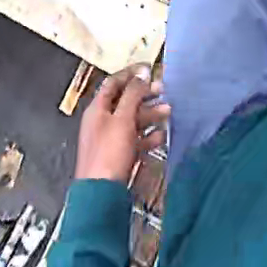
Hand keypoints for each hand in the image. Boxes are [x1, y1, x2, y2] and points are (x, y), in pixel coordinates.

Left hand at [75, 65, 168, 182]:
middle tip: (163, 90)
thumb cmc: (110, 152)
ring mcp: (110, 140)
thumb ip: (133, 95)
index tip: (149, 69)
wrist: (101, 197)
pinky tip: (162, 136)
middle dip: (144, 95)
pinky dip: (148, 136)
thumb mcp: (122, 119)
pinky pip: (135, 140)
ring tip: (169, 112)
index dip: (131, 74)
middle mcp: (102, 121)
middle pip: (125, 101)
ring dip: (150, 115)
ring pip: (132, 120)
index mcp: (98, 108)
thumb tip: (142, 73)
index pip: (114, 83)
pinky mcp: (119, 157)